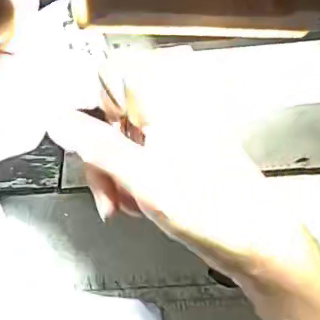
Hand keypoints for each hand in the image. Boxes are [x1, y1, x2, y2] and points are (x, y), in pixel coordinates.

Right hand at [46, 108, 319, 301]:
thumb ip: (98, 147)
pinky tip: (141, 204)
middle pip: (113, 114)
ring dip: (115, 173)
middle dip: (101, 153)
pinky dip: (132, 181)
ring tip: (126, 203)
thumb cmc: (218, 213)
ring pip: (124, 139)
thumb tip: (61, 121)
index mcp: (167, 102)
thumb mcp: (144, 180)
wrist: (258, 245)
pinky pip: (141, 159)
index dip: (91, 104)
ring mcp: (177, 135)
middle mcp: (173, 111)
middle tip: (106, 186)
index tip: (80, 135)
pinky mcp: (180, 157)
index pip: (112, 74)